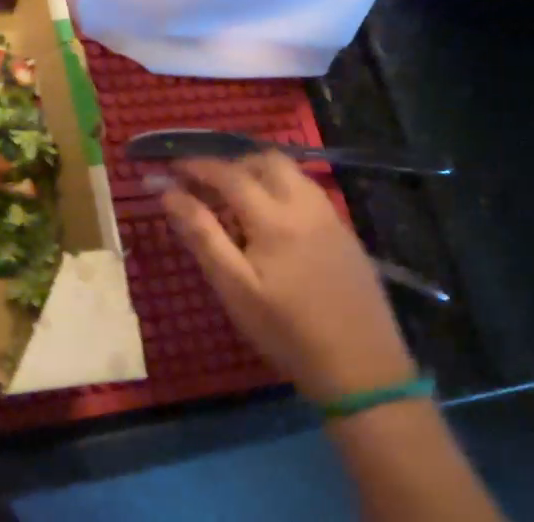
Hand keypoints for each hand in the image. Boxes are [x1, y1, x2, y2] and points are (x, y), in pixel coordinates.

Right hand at [161, 152, 413, 403]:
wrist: (364, 373)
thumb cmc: (287, 331)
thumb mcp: (234, 287)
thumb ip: (201, 234)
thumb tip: (168, 194)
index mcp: (276, 219)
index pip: (230, 174)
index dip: (197, 166)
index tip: (170, 168)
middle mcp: (307, 209)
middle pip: (269, 161)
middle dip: (233, 162)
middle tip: (206, 183)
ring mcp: (333, 222)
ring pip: (294, 175)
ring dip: (260, 175)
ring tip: (235, 200)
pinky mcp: (348, 239)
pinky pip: (310, 196)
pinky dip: (282, 192)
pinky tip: (270, 224)